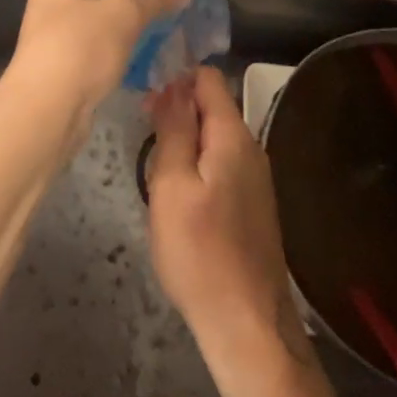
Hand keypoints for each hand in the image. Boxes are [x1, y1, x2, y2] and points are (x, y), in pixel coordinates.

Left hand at [3, 0, 196, 115]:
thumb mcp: (123, 16)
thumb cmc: (77, 50)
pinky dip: (128, 42)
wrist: (45, 115)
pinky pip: (106, 40)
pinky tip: (153, 52)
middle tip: (165, 2)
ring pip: (106, 12)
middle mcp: (57, 0)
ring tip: (167, 27)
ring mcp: (65, 33)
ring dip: (135, 16)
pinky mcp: (75, 63)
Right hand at [144, 66, 294, 344]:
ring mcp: (255, 177)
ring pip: (213, 137)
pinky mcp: (251, 203)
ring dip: (184, 141)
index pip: (208, 78)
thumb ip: (173, 129)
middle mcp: (251, 148)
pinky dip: (196, 164)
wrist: (246, 320)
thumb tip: (171, 81)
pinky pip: (220, 164)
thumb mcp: (171, 185)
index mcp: (233, 136)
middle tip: (141, 135)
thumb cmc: (199, 251)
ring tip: (154, 168)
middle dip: (176, 110)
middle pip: (211, 107)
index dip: (175, 75)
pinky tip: (176, 192)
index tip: (142, 93)